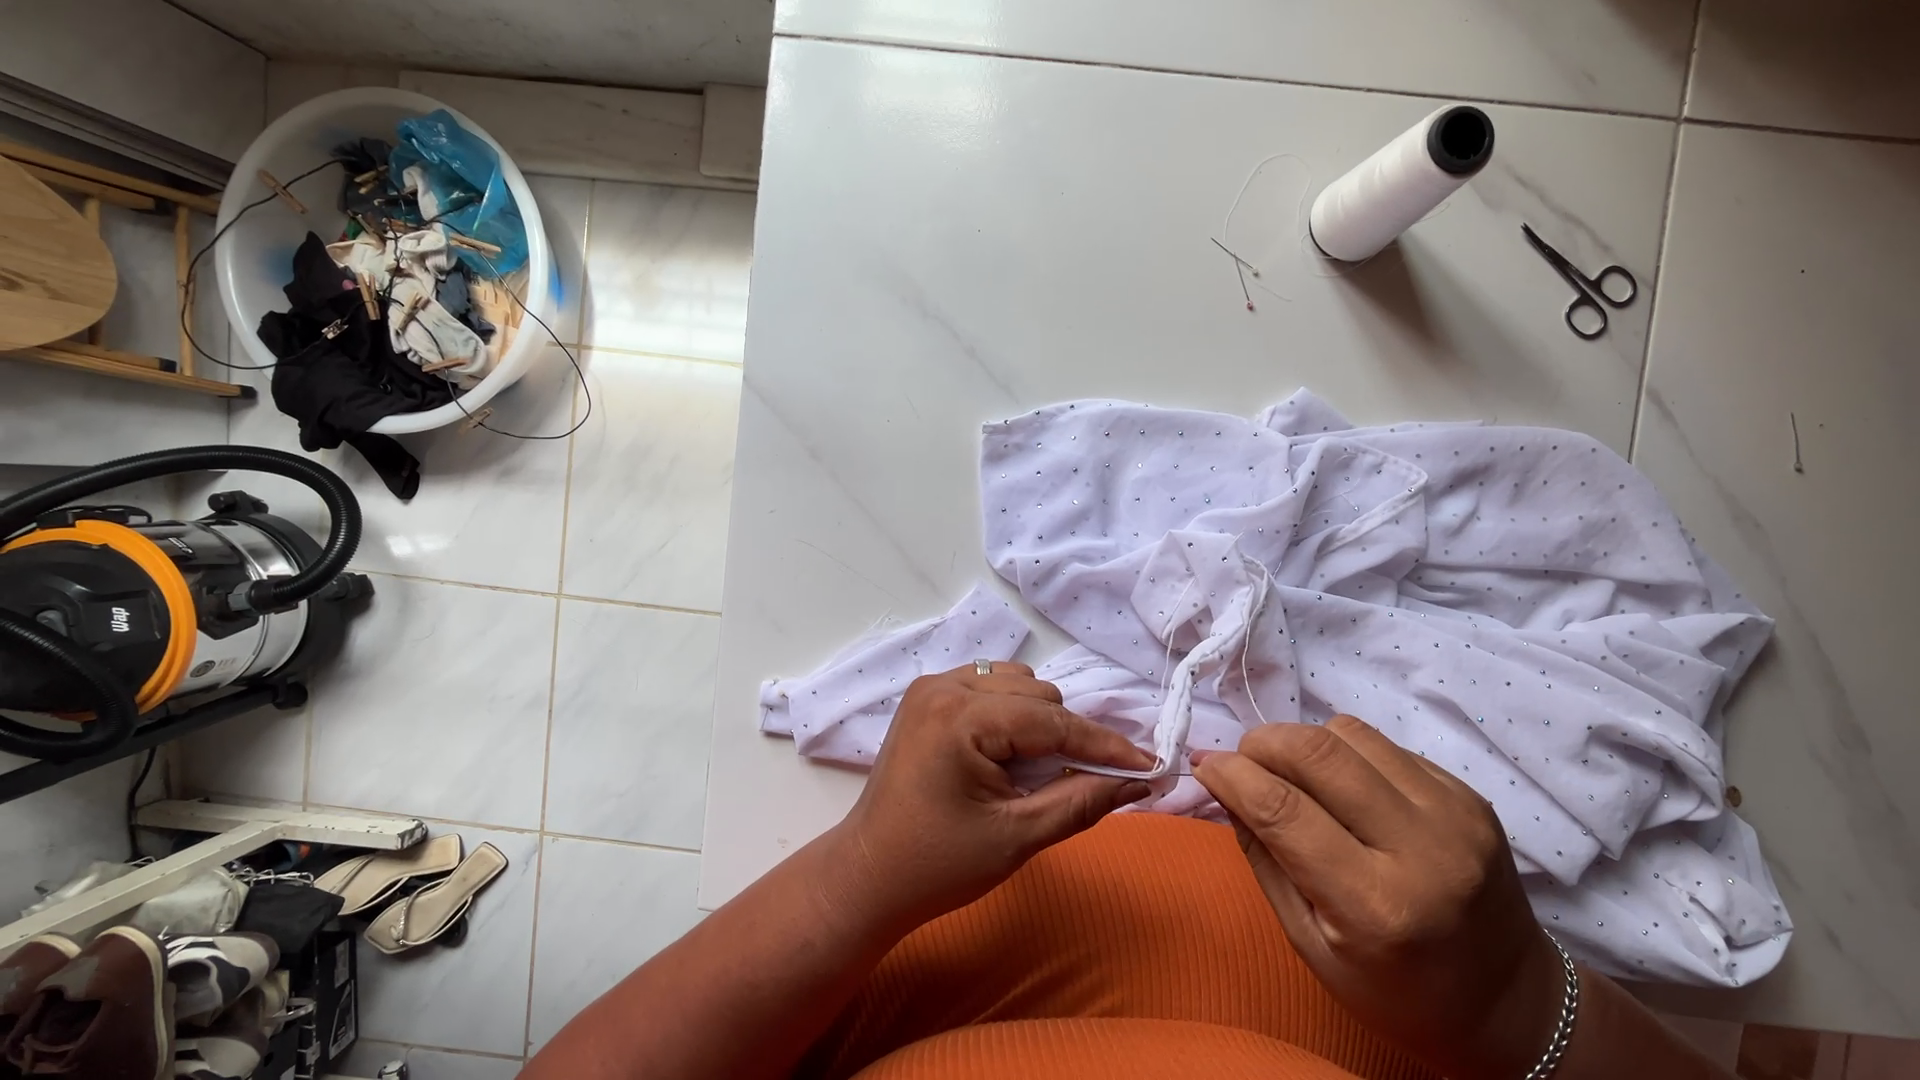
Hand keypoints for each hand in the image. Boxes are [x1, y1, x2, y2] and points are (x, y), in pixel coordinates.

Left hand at [829, 662, 1155, 929]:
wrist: (870, 875)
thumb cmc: (939, 864)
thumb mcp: (1017, 837)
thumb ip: (1081, 801)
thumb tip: (1137, 780)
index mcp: (960, 717)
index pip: (1052, 721)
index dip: (1105, 745)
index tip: (1149, 764)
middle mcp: (944, 687)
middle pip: (1039, 695)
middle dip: (1068, 738)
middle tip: (1081, 783)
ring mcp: (932, 687)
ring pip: (1018, 684)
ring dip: (1040, 722)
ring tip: (1036, 773)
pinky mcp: (927, 697)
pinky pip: (991, 685)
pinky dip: (1013, 714)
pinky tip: (1008, 753)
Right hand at [1193, 715, 1565, 1078]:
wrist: (1510, 1001)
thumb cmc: (1394, 991)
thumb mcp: (1309, 944)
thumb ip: (1263, 859)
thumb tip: (1222, 786)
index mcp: (1376, 905)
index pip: (1283, 809)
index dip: (1232, 775)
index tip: (1205, 765)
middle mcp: (1423, 848)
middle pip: (1317, 752)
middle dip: (1261, 743)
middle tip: (1241, 761)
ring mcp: (1455, 813)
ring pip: (1349, 733)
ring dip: (1302, 742)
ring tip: (1291, 776)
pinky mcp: (1468, 793)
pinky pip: (1383, 744)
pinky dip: (1344, 754)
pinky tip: (1342, 789)